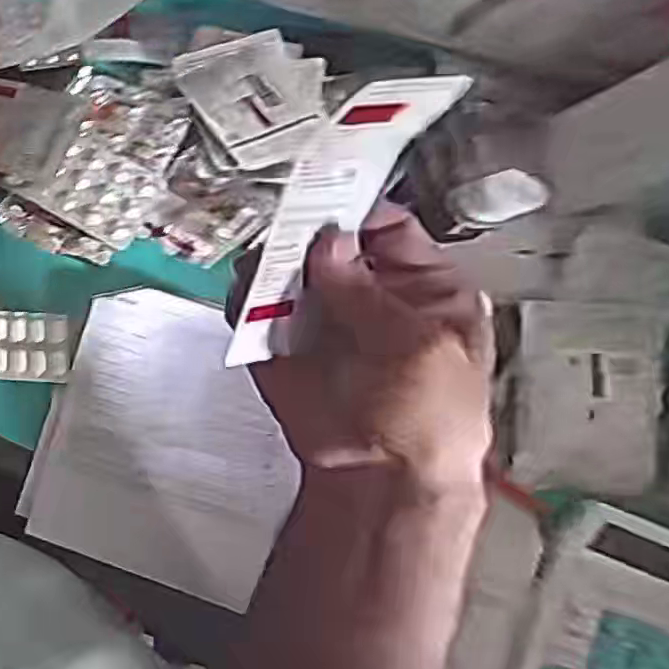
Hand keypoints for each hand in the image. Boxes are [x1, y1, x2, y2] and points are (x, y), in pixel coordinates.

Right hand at [234, 204, 492, 485]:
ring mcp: (315, 317)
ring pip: (281, 274)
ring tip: (260, 275)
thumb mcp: (417, 346)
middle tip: (278, 238)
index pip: (383, 230)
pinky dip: (241, 302)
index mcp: (416, 287)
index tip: (317, 196)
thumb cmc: (427, 413)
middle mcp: (361, 294)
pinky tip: (244, 302)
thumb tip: (326, 241)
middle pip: (322, 246)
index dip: (353, 211)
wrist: (377, 473)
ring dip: (266, 269)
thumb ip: (367, 292)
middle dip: (298, 238)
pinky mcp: (275, 342)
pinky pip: (250, 310)